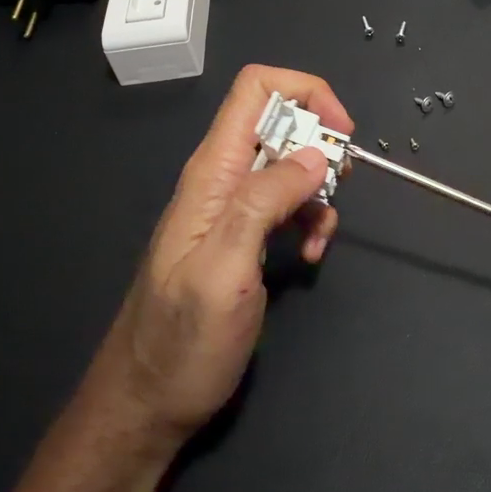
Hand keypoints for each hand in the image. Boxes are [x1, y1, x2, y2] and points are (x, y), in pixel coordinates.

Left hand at [9, 65, 347, 491]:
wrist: (149, 402)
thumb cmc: (183, 340)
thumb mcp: (224, 269)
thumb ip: (264, 202)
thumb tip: (314, 155)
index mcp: (213, 171)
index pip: (256, 89)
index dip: (305, 91)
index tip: (340, 132)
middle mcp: (224, 178)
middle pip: (281, 122)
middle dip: (321, 146)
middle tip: (341, 188)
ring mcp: (234, 209)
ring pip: (291, 166)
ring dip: (320, 192)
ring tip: (319, 237)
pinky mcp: (245, 238)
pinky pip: (288, 206)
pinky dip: (310, 220)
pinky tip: (309, 254)